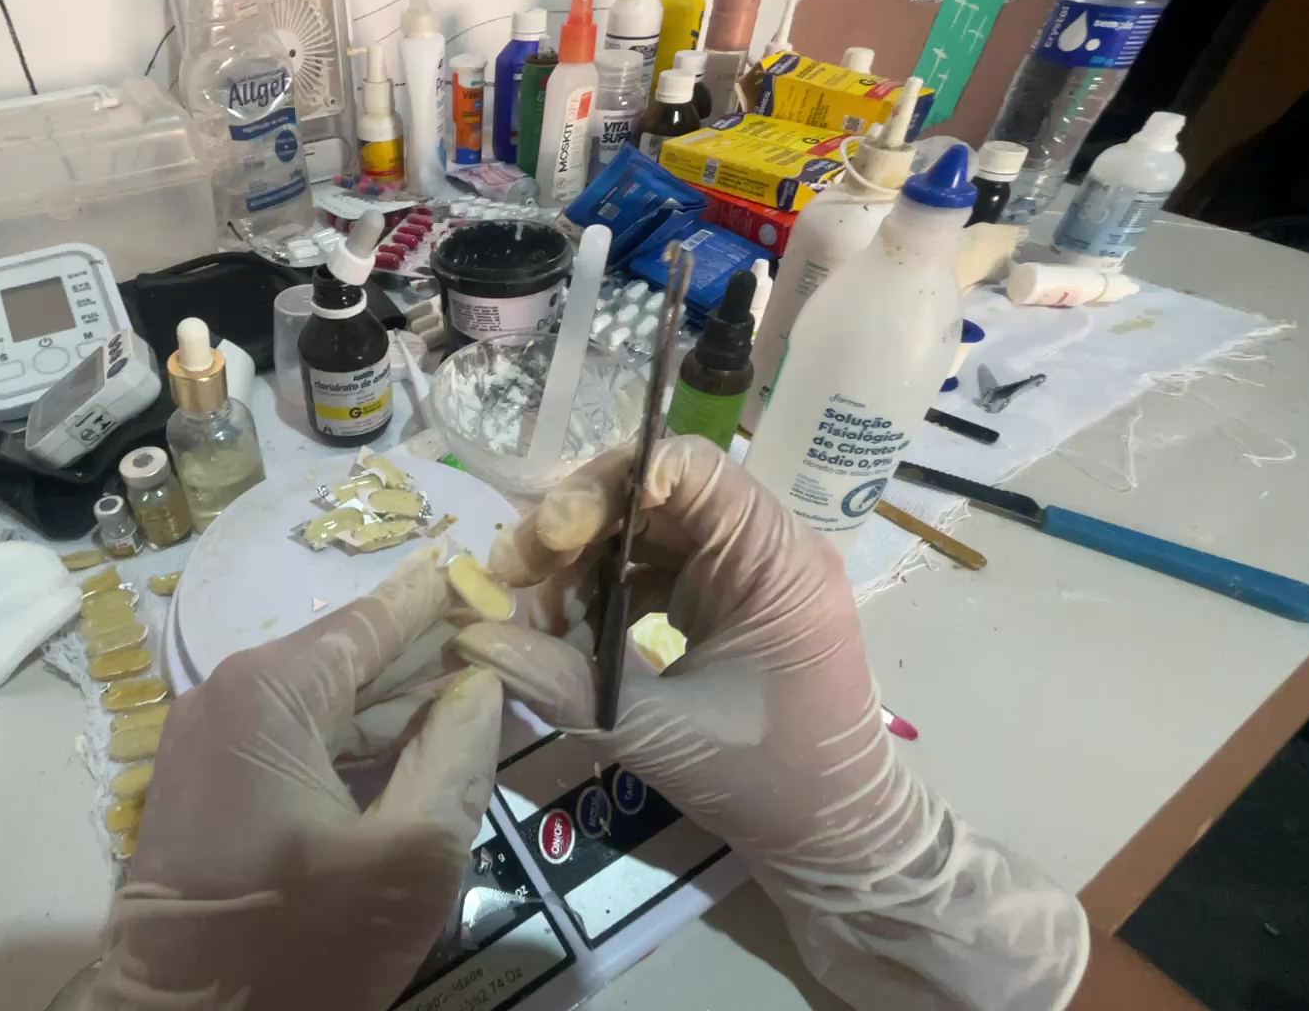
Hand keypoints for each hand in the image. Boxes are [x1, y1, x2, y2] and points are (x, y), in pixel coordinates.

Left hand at [88, 547, 502, 1010]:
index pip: (371, 621)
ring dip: (390, 698)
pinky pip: (295, 730)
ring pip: (322, 694)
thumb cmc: (296, 952)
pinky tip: (404, 738)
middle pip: (346, 654)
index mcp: (270, 691)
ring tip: (461, 686)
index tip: (476, 567)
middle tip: (486, 639)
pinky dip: (353, 733)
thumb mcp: (410, 858)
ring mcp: (209, 730)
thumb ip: (458, 755)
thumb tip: (480, 683)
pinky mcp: (208, 771)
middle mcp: (228, 690)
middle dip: (420, 653)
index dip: (431, 598)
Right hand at [452, 436, 1087, 1010]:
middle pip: (651, 493)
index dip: (613, 482)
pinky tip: (566, 625)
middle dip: (575, 525)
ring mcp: (734, 571)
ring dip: (578, 558)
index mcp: (772, 559)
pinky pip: (644, 565)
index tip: (554, 533)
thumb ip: (564, 684)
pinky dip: (598, 588)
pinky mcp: (714, 597)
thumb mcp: (662, 736)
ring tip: (531, 606)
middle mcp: (756, 547)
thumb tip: (475, 639)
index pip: (690, 469)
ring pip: (639, 528)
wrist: (834, 840)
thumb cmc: (771, 784)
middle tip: (513, 570)